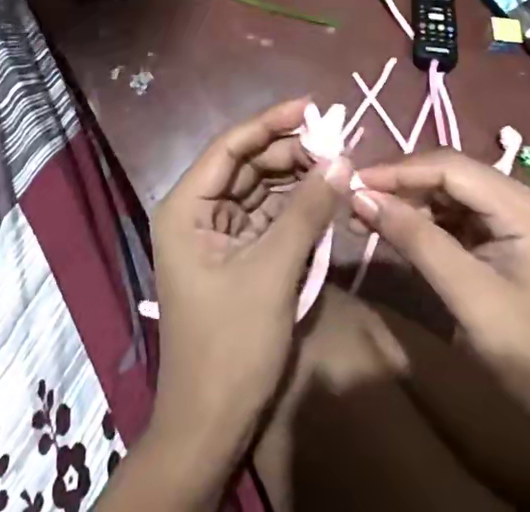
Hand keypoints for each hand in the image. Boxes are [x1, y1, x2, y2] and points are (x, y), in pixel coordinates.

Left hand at [151, 99, 351, 446]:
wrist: (211, 423)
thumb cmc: (231, 343)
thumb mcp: (272, 271)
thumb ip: (307, 211)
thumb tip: (343, 159)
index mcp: (186, 208)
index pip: (230, 147)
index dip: (270, 122)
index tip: (313, 107)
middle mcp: (198, 213)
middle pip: (247, 165)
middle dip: (290, 152)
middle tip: (338, 143)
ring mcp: (219, 236)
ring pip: (261, 190)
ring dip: (297, 178)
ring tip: (338, 165)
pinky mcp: (239, 257)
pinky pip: (270, 218)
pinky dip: (296, 207)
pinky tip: (325, 197)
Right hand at [348, 150, 529, 412]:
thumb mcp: (471, 297)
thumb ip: (418, 242)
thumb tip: (363, 198)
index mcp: (525, 207)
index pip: (451, 167)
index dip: (399, 171)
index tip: (353, 183)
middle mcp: (525, 202)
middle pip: (454, 177)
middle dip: (404, 187)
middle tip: (356, 205)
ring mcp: (523, 223)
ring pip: (457, 198)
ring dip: (414, 206)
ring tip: (369, 220)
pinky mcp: (516, 245)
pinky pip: (466, 222)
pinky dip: (432, 226)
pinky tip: (404, 237)